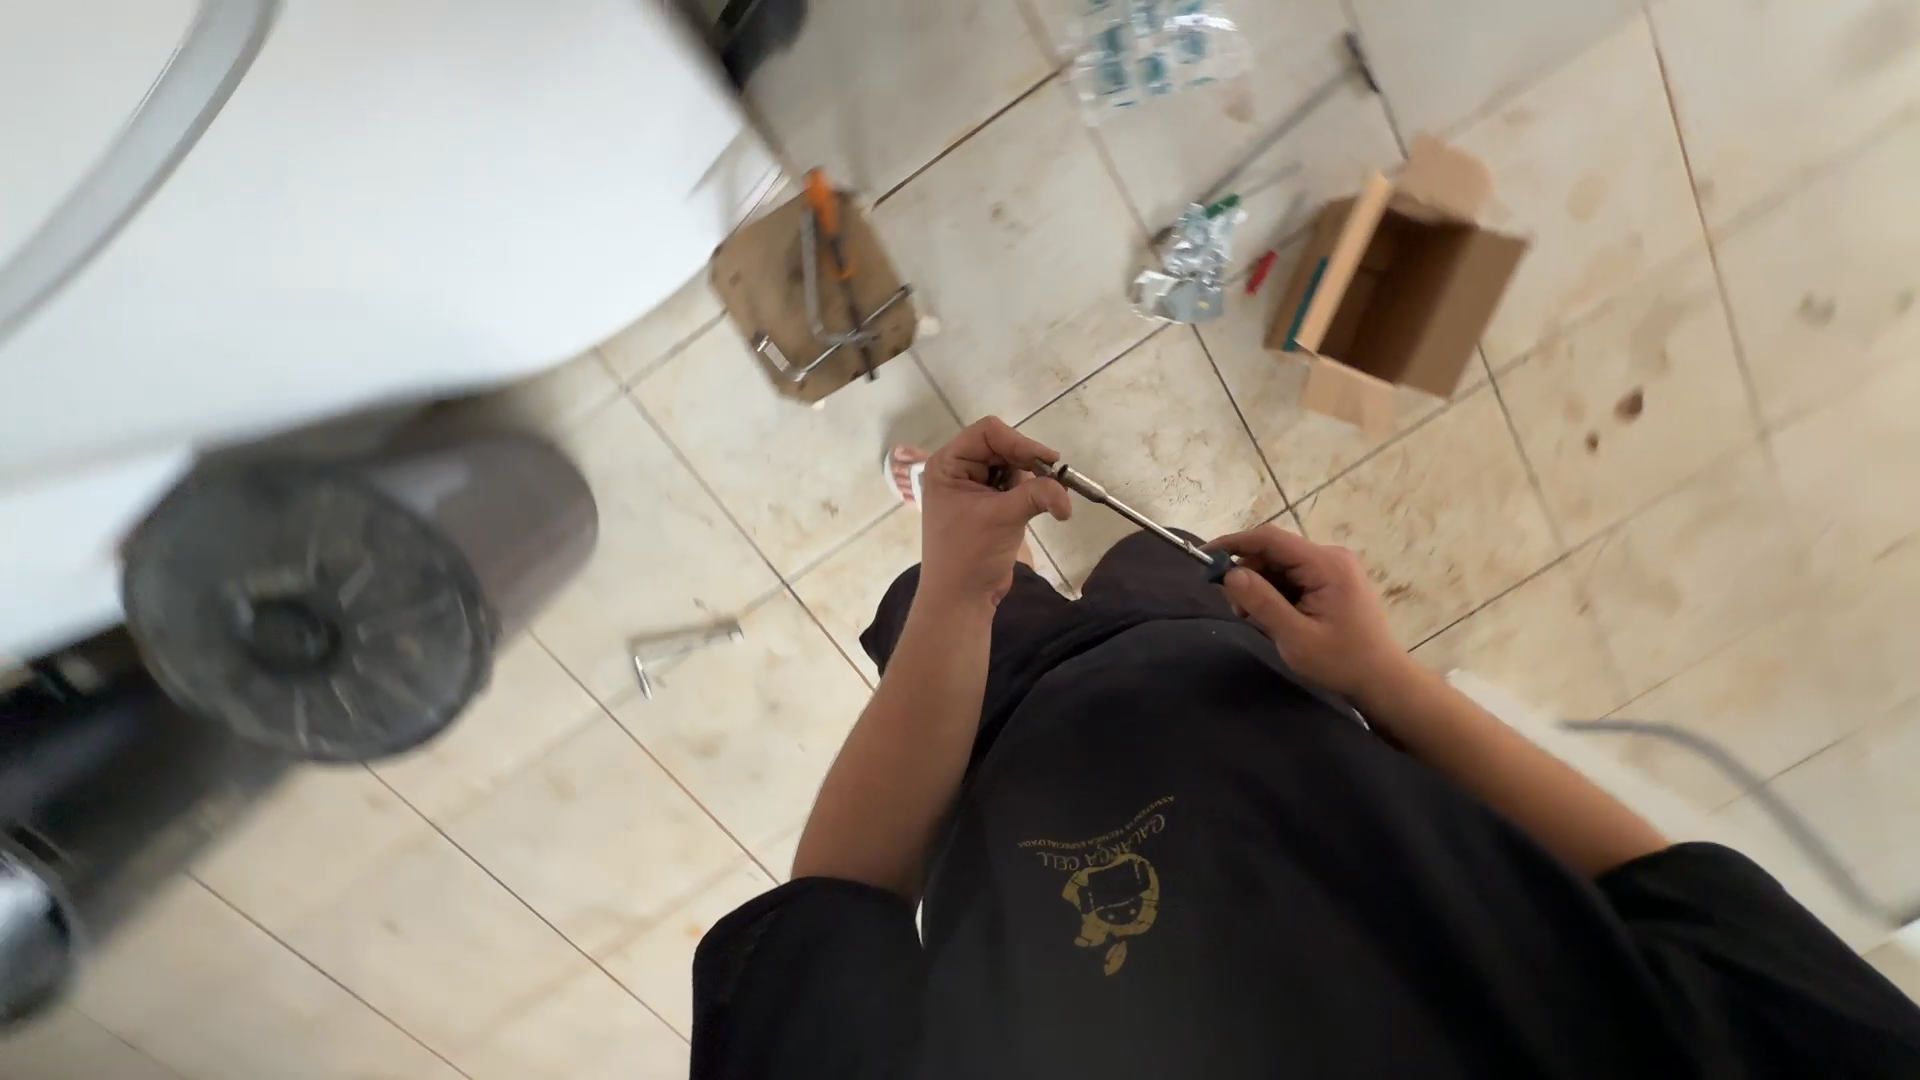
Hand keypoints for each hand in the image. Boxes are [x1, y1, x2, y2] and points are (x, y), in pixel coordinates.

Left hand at [917, 418, 1070, 608]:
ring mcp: (973, 488)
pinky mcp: (988, 505)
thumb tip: (1067, 492)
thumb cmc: (969, 555)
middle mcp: (957, 470)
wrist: (961, 599)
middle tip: (1054, 479)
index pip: (987, 432)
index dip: (1019, 442)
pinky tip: (1046, 502)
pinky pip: (1013, 485)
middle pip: (1002, 447)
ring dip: (1031, 477)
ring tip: (1050, 494)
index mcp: (947, 465)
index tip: (1046, 462)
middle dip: (1028, 461)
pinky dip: (1030, 490)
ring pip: (1011, 466)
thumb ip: (1035, 495)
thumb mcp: (1002, 518)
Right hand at [1207, 526, 1409, 697]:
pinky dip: (1273, 592)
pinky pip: (1289, 575)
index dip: (1232, 543)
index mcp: (1326, 564)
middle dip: (1247, 575)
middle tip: (1238, 611)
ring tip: (1259, 620)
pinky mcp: (1329, 579)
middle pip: (1271, 551)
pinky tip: (1275, 617)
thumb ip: (1262, 603)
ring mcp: (1331, 566)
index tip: (1204, 558)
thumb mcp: (1296, 637)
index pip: (1269, 538)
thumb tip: (1230, 574)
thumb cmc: (1341, 661)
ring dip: (1259, 587)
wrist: (1382, 679)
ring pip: (1277, 564)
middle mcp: (1329, 556)